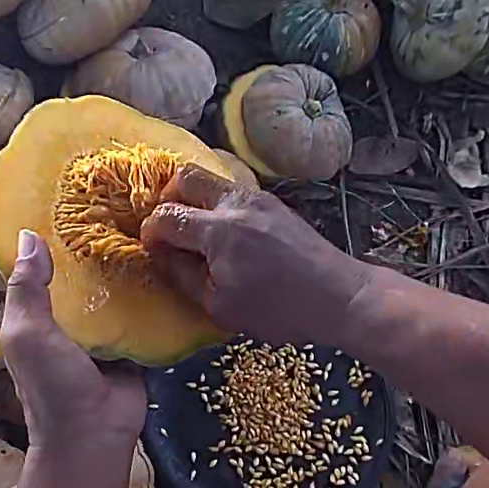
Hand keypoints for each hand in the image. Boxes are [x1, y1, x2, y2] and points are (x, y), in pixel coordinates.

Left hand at [1, 230, 146, 450]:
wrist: (95, 432)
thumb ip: (27, 289)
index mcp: (40, 319)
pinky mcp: (135, 345)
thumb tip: (30, 235)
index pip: (45, 273)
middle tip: (121, 209)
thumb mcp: (27, 333)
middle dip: (98, 252)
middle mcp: (72, 323)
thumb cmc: (53, 385)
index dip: (55, 243)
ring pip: (116, 294)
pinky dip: (151, 297)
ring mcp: (105, 335)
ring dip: (127, 271)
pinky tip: (166, 267)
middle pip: (84, 280)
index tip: (74, 205)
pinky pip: (143, 315)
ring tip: (147, 230)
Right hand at [140, 165, 371, 345]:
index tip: (152, 249)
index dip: (151, 232)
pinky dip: (217, 205)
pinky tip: (224, 235)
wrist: (338, 295)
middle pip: (185, 177)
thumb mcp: (221, 307)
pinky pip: (232, 191)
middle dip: (167, 199)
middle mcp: (236, 204)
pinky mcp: (274, 203)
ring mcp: (258, 199)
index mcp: (219, 232)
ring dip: (193, 199)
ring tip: (195, 233)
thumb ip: (184, 277)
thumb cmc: (279, 310)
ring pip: (211, 179)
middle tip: (168, 229)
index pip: (167, 217)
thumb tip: (161, 256)